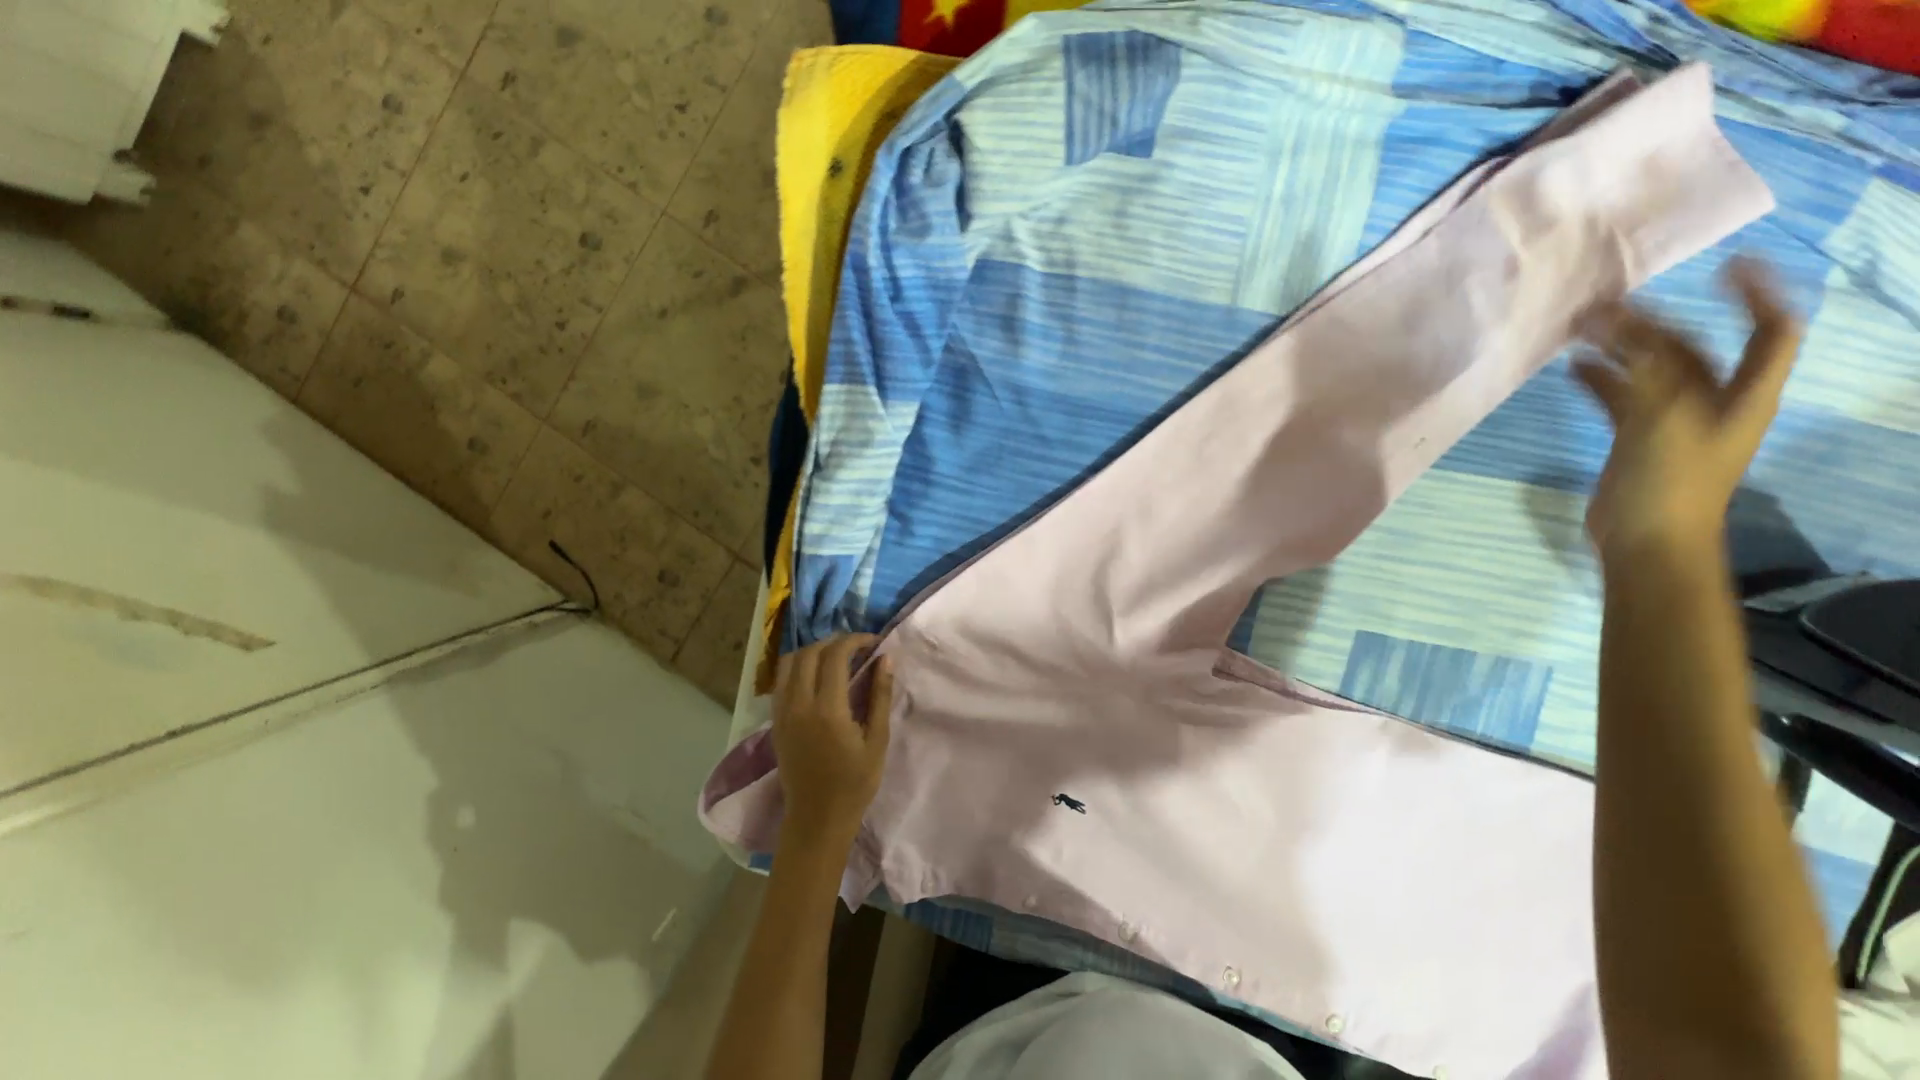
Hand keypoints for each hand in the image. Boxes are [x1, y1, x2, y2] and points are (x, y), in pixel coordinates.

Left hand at [772, 634, 894, 848]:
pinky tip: (817, 678)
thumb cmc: (855, 783)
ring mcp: (782, 712)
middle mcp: (799, 704)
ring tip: (835, 659)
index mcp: (827, 708)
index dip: (855, 640)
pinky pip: (781, 681)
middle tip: (857, 648)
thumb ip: (879, 696)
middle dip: (834, 642)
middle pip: (810, 652)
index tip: (873, 642)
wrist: (817, 818)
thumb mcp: (877, 740)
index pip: (835, 655)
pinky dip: (798, 668)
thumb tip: (885, 659)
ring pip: (790, 662)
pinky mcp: (775, 721)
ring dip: (813, 652)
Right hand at [1574, 257, 1800, 561]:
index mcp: (1743, 393)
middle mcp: (1714, 400)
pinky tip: (1572, 366)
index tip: (1723, 264)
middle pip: (1690, 345)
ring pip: (1650, 368)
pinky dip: (1600, 377)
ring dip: (1621, 346)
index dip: (1756, 294)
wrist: (1647, 543)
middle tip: (1608, 302)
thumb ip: (1643, 363)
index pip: (1771, 329)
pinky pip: (1621, 395)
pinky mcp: (1637, 438)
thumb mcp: (1664, 416)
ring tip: (1581, 328)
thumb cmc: (1671, 481)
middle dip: (1654, 320)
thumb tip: (1612, 317)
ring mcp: (1673, 420)